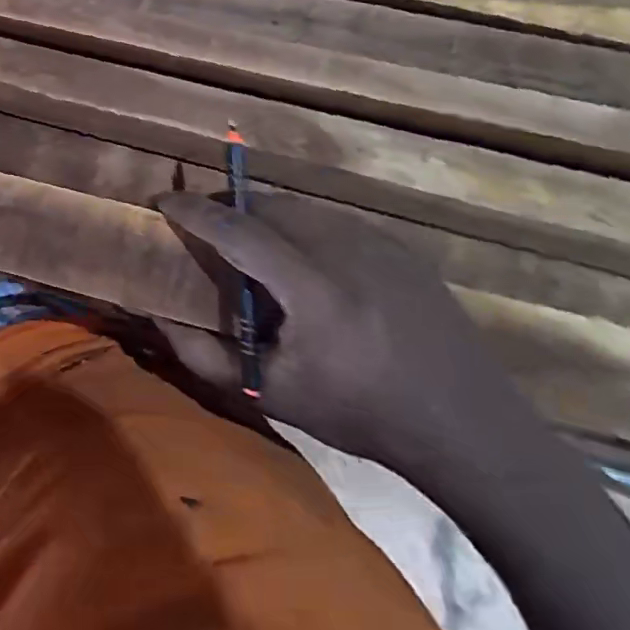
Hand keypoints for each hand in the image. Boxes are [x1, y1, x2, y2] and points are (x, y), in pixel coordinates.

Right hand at [153, 190, 530, 462]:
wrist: (471, 429)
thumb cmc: (360, 414)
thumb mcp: (271, 394)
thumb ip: (204, 356)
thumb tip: (158, 316)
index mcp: (314, 291)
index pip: (239, 231)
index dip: (194, 211)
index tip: (162, 200)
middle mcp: (348, 253)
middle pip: (268, 205)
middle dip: (225, 206)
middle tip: (200, 225)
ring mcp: (381, 245)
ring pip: (301, 207)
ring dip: (261, 214)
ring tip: (245, 241)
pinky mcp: (401, 249)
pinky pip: (332, 219)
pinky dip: (298, 225)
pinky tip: (298, 259)